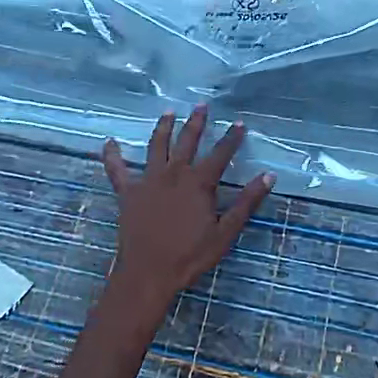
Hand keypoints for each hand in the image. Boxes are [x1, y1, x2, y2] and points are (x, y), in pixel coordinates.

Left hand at [100, 105, 275, 314]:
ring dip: (163, 127)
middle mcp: (173, 174)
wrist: (148, 273)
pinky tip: (108, 142)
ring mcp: (148, 180)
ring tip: (168, 112)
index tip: (239, 123)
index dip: (231, 138)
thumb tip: (268, 176)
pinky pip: (117, 169)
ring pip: (156, 146)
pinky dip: (112, 155)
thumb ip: (246, 202)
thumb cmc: (190, 256)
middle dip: (196, 122)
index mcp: (198, 183)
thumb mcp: (225, 232)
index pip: (220, 154)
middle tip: (201, 105)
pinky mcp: (127, 192)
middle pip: (187, 141)